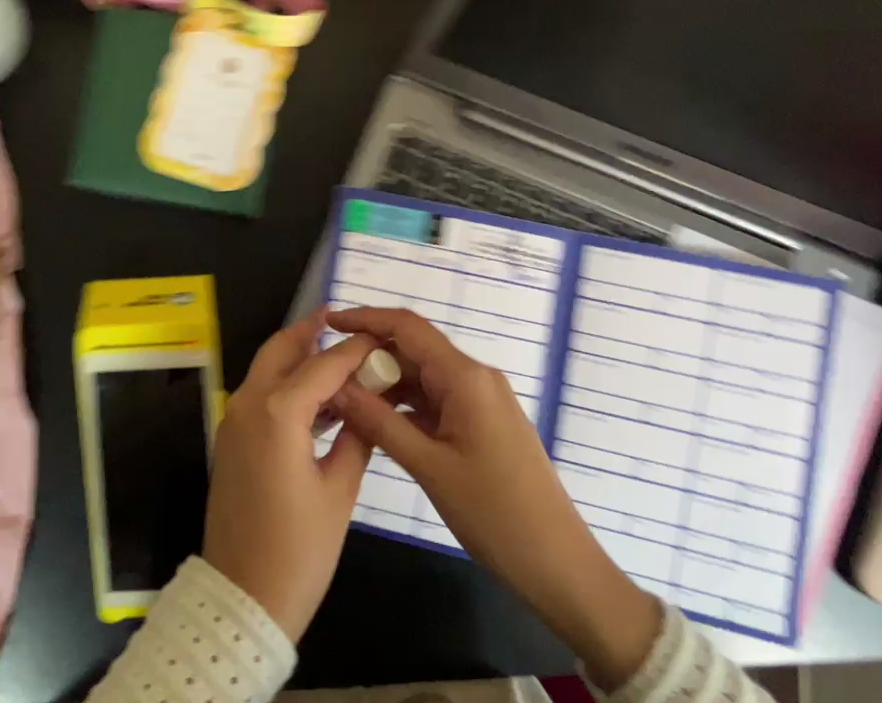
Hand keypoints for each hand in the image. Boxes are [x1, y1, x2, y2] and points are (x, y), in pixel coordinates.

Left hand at [200, 308, 380, 641]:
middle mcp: (248, 404)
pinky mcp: (231, 440)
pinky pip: (259, 396)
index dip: (355, 350)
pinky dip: (285, 386)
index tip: (381, 338)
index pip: (323, 364)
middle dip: (310, 333)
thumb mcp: (339, 490)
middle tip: (341, 320)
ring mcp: (232, 421)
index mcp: (277, 411)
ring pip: (266, 371)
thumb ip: (356, 437)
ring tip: (338, 355)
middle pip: (280, 351)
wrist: (243, 592)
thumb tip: (371, 406)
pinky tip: (317, 398)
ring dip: (296, 358)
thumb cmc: (300, 547)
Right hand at [326, 307, 661, 688]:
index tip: (326, 325)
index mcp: (466, 378)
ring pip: (420, 377)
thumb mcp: (428, 466)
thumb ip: (378, 421)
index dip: (365, 318)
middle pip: (412, 349)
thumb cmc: (495, 513)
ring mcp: (481, 402)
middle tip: (324, 377)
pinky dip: (402, 407)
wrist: (558, 563)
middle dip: (368, 357)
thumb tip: (333, 385)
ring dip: (383, 384)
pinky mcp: (481, 425)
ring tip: (340, 401)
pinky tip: (374, 425)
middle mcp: (475, 379)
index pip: (407, 327)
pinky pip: (433, 401)